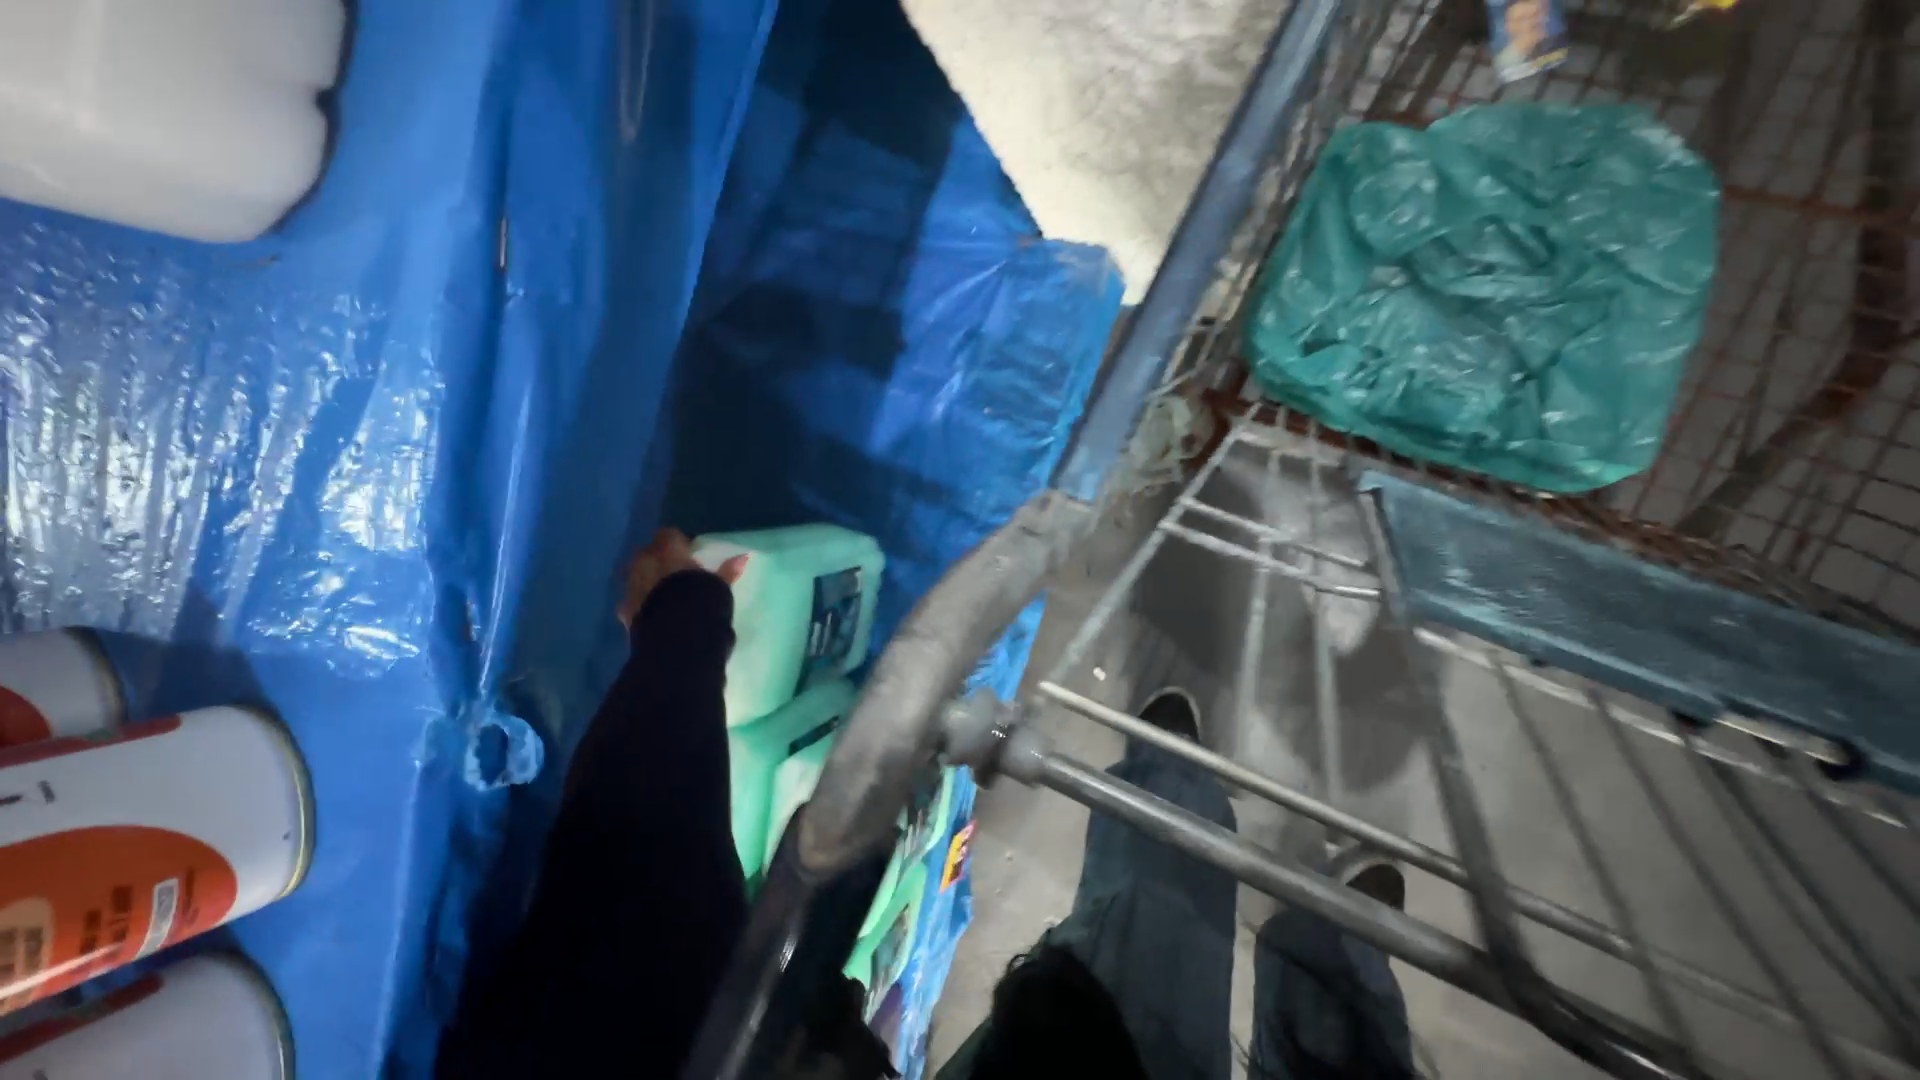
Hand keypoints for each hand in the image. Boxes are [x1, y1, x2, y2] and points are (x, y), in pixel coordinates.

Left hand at [618, 528, 748, 627]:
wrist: (673, 637)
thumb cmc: (700, 603)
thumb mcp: (718, 587)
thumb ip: (727, 572)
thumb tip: (743, 557)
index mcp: (668, 552)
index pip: (668, 534)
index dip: (678, 542)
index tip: (689, 552)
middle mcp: (645, 563)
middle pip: (647, 552)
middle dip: (658, 559)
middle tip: (674, 572)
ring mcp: (631, 586)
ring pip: (635, 574)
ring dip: (646, 578)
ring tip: (663, 593)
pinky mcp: (624, 609)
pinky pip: (631, 598)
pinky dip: (641, 601)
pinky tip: (652, 611)